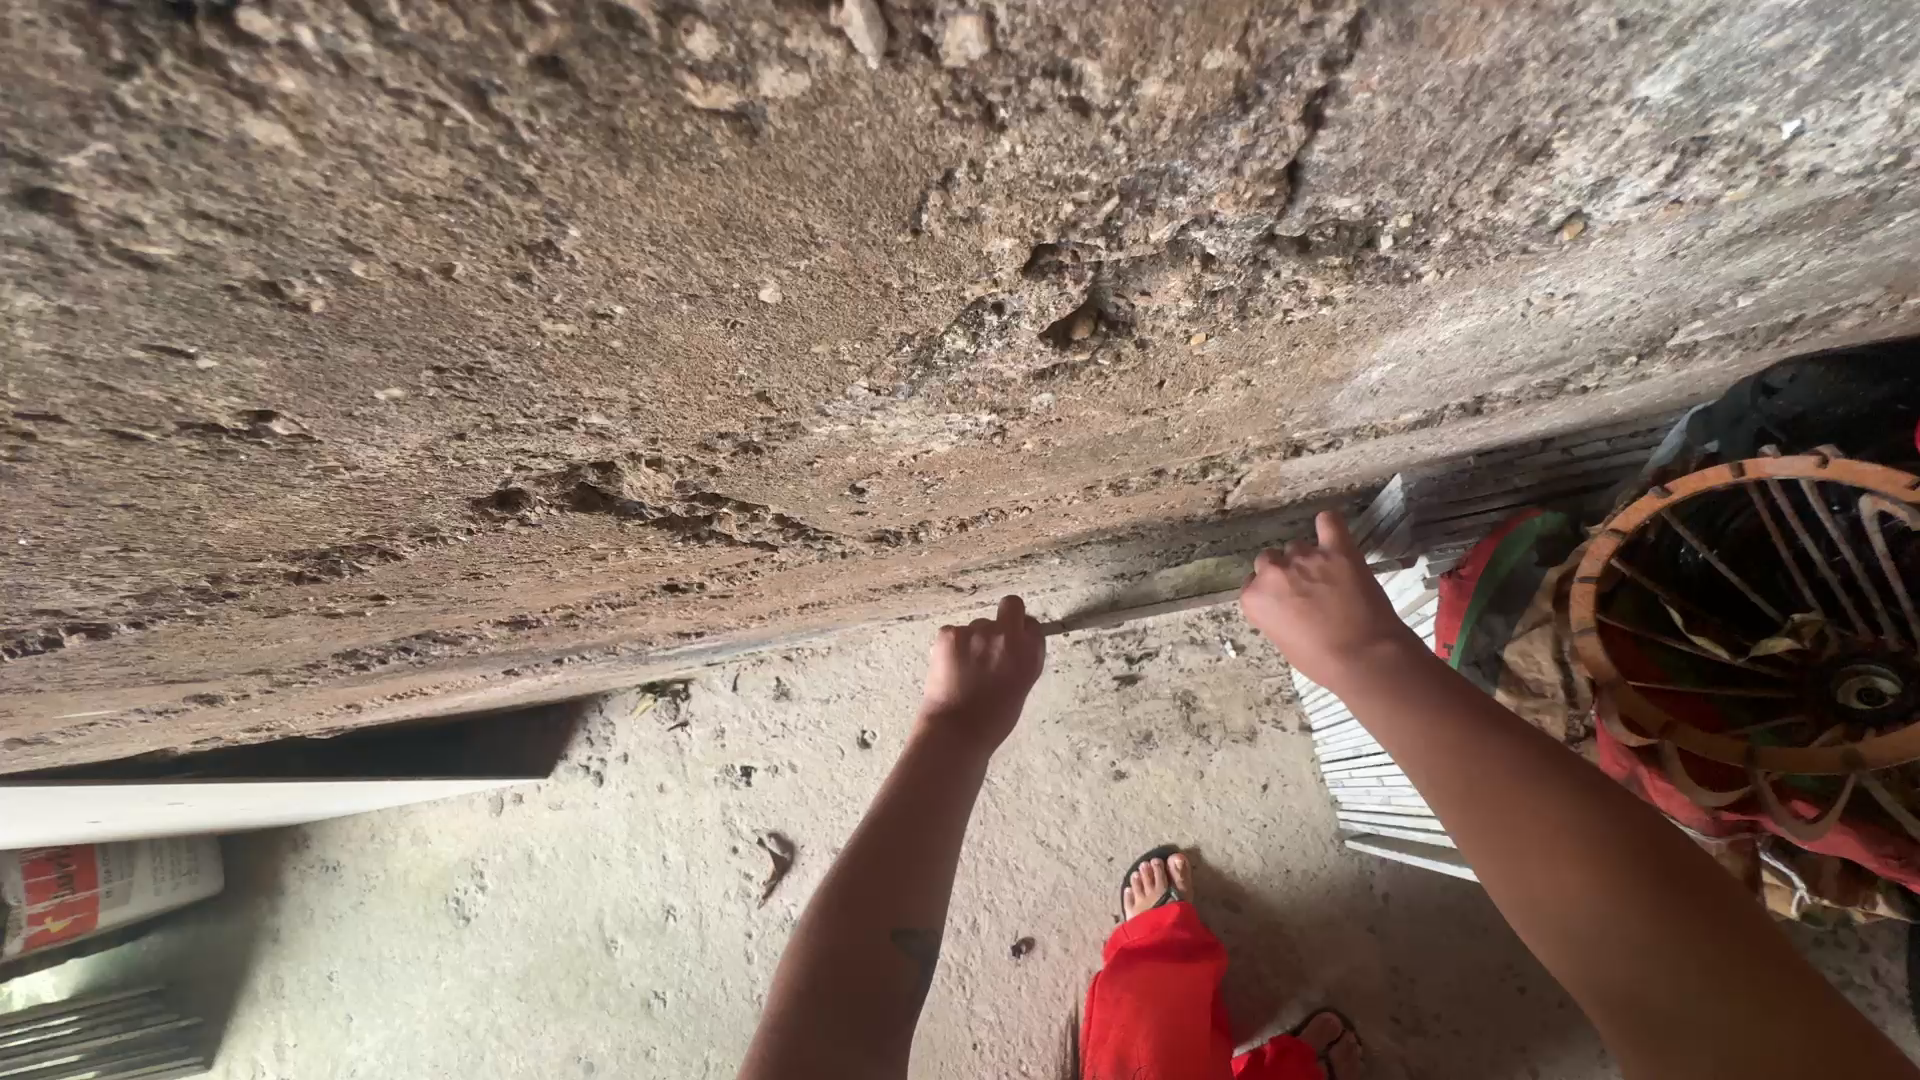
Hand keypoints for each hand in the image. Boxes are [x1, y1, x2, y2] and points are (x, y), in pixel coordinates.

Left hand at [917, 595, 1045, 754]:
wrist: (957, 731)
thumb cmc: (993, 719)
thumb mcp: (1022, 687)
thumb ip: (1022, 659)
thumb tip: (1015, 644)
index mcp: (1030, 652)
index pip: (1032, 624)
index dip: (1021, 632)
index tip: (1013, 644)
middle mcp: (1007, 635)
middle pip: (1011, 605)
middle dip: (1005, 615)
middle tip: (992, 638)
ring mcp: (977, 631)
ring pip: (977, 623)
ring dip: (973, 639)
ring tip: (965, 669)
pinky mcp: (950, 634)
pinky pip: (953, 632)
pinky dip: (951, 646)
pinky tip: (950, 668)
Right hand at [1239, 511, 1422, 689]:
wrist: (1363, 657)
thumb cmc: (1320, 660)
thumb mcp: (1281, 640)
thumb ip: (1274, 612)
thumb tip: (1286, 602)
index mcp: (1254, 598)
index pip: (1253, 582)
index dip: (1270, 591)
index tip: (1284, 601)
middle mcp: (1273, 574)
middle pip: (1269, 559)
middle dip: (1284, 572)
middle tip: (1305, 590)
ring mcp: (1305, 559)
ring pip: (1297, 547)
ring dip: (1307, 558)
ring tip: (1326, 576)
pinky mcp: (1337, 551)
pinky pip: (1329, 522)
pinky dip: (1328, 523)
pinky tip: (1328, 527)